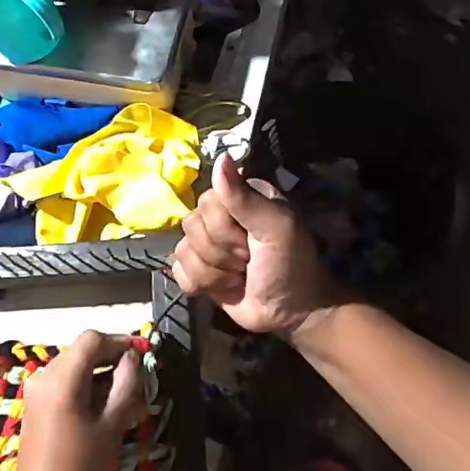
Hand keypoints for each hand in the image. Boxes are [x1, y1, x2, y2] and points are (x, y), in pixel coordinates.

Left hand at [13, 331, 144, 470]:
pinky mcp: (33, 398)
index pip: (91, 340)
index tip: (141, 354)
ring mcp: (35, 386)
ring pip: (72, 362)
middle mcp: (43, 374)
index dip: (118, 342)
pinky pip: (62, 377)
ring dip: (97, 368)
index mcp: (61, 379)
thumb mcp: (112, 425)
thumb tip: (133, 358)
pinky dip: (83, 380)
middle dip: (109, 356)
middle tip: (136, 374)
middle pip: (81, 349)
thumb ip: (126, 385)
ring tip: (122, 391)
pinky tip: (100, 400)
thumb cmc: (81, 464)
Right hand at [172, 154, 342, 336]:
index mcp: (239, 198)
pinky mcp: (198, 271)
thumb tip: (220, 157)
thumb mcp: (276, 228)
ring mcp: (206, 245)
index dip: (225, 227)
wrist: (292, 313)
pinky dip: (199, 284)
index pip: (207, 201)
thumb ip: (244, 197)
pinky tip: (222, 288)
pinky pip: (177, 271)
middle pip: (192, 226)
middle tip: (249, 261)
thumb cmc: (291, 265)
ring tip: (240, 276)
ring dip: (215, 272)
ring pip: (183, 251)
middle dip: (222, 252)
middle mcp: (219, 217)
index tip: (252, 240)